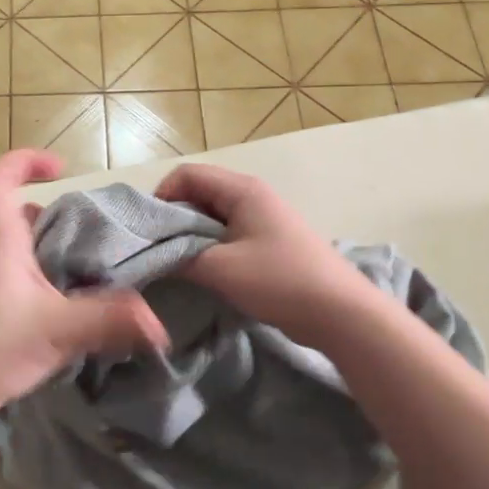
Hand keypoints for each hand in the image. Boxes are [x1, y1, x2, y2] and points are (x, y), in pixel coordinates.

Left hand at [0, 151, 169, 432]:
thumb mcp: (58, 331)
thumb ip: (111, 321)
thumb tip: (159, 324)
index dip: (25, 160)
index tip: (60, 167)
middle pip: (17, 214)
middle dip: (56, 216)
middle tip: (94, 234)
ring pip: (19, 248)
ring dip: (51, 250)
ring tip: (90, 271)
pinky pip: (16, 276)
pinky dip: (43, 277)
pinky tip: (67, 307)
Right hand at [154, 163, 365, 345]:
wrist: (340, 313)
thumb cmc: (279, 281)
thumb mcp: (220, 269)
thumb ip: (179, 258)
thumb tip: (151, 255)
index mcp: (241, 189)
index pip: (186, 175)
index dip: (160, 197)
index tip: (147, 231)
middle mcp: (252, 195)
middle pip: (198, 193)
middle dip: (173, 218)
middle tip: (156, 250)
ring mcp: (263, 219)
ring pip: (212, 216)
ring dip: (191, 236)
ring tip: (177, 264)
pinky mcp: (270, 242)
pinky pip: (228, 234)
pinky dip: (210, 247)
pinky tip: (205, 273)